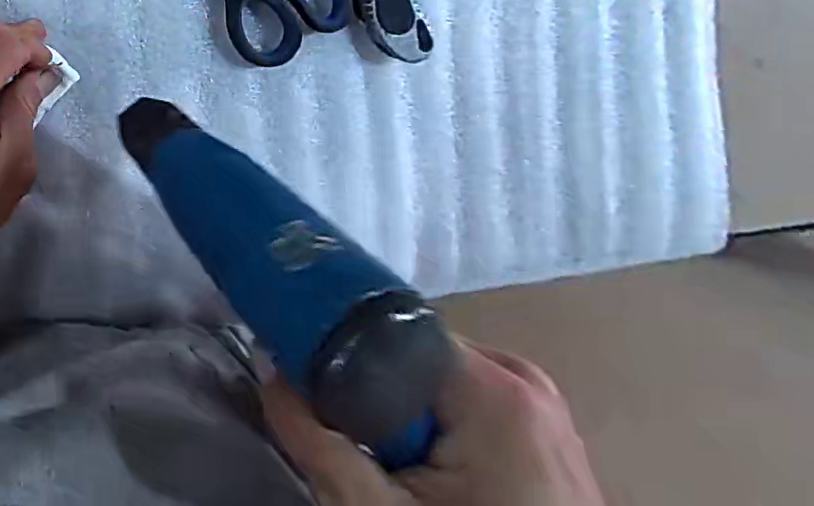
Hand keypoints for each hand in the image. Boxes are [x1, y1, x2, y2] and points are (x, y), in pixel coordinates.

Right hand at [261, 338, 604, 505]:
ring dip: (405, 415)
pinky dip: (439, 431)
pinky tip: (433, 479)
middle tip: (358, 447)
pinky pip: (468, 406)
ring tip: (395, 471)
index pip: (392, 333)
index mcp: (494, 388)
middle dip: (376, 395)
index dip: (345, 353)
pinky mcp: (547, 436)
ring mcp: (543, 408)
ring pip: (436, 381)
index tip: (311, 382)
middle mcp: (523, 380)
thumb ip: (315, 439)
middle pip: (413, 356)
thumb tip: (266, 367)